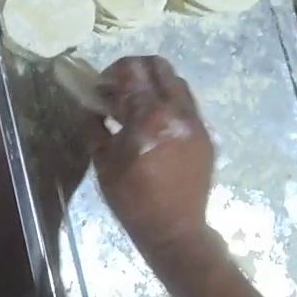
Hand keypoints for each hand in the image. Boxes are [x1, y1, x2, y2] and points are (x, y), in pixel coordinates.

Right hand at [86, 56, 215, 251]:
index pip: (131, 72)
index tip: (99, 87)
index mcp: (149, 117)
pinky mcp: (205, 134)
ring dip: (153, 84)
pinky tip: (153, 123)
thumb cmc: (132, 199)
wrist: (175, 231)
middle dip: (134, 69)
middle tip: (118, 87)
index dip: (110, 74)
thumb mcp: (103, 161)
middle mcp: (177, 112)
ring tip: (136, 104)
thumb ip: (95, 126)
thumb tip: (91, 107)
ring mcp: (196, 122)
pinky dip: (167, 102)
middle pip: (158, 66)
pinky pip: (186, 103)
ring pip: (176, 81)